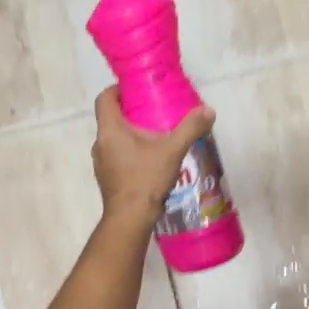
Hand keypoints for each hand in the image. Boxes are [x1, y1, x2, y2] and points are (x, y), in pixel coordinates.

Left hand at [92, 88, 214, 229]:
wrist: (130, 218)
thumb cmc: (146, 178)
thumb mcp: (172, 150)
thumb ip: (190, 128)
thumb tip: (208, 110)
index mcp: (110, 130)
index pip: (105, 99)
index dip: (118, 90)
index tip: (136, 90)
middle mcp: (100, 143)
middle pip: (110, 119)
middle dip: (130, 114)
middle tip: (153, 113)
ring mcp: (101, 163)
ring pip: (113, 140)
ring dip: (130, 136)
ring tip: (154, 138)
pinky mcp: (107, 179)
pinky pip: (116, 158)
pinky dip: (129, 154)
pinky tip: (149, 162)